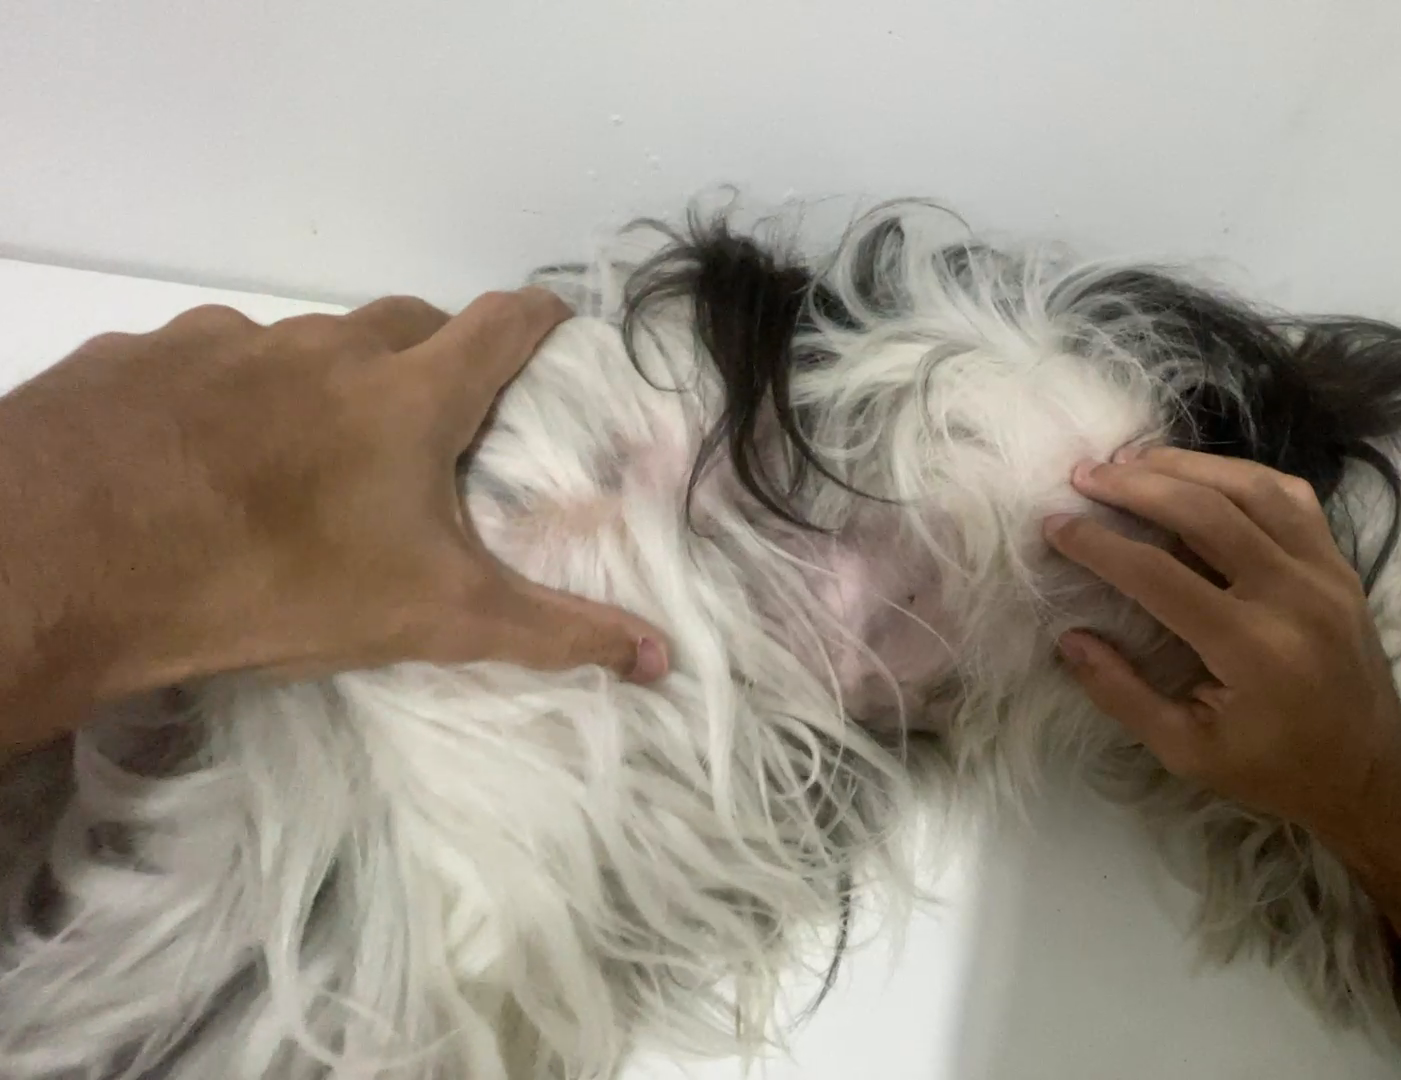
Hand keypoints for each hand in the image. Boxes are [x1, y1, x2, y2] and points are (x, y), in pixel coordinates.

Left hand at [0, 289, 666, 742]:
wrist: (43, 575)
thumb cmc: (278, 584)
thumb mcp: (443, 618)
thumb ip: (559, 633)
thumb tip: (661, 659)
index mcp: (411, 395)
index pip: (504, 323)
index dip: (543, 317)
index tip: (561, 327)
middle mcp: (326, 349)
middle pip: (413, 320)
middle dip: (445, 352)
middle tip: (447, 416)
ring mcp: (224, 344)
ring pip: (314, 338)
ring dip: (344, 373)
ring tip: (331, 445)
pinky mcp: (137, 358)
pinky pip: (217, 353)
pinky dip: (245, 385)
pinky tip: (223, 447)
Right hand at [1043, 447, 1400, 840]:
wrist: (1372, 773)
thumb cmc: (1272, 769)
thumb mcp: (1184, 751)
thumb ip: (1121, 693)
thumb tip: (1069, 638)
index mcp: (1251, 648)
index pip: (1157, 574)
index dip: (1099, 544)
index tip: (1056, 525)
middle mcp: (1292, 595)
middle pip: (1204, 512)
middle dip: (1135, 486)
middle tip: (1085, 475)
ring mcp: (1325, 571)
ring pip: (1250, 488)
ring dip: (1184, 466)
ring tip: (1131, 460)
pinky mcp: (1339, 562)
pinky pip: (1289, 496)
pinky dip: (1240, 475)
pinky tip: (1201, 475)